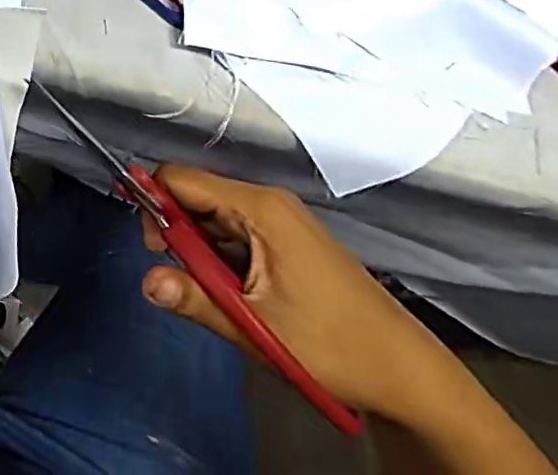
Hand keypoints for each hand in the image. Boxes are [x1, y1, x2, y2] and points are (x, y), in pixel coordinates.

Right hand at [138, 165, 473, 426]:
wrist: (411, 378)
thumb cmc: (336, 348)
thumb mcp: (255, 328)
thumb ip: (193, 299)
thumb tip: (146, 282)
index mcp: (259, 208)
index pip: (179, 178)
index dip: (153, 203)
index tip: (153, 246)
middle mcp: (268, 202)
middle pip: (193, 195)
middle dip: (176, 231)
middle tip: (183, 275)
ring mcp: (280, 218)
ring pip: (211, 215)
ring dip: (200, 248)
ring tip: (217, 291)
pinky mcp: (287, 237)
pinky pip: (232, 229)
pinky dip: (221, 255)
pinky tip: (236, 289)